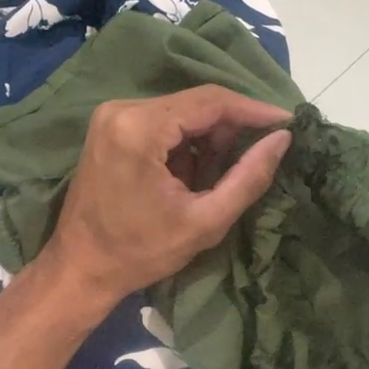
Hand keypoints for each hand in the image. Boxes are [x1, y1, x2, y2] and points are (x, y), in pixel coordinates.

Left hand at [39, 86, 291, 303]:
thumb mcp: (204, 221)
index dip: (253, 110)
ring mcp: (112, 116)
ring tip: (223, 173)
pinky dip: (186, 142)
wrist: (80, 268)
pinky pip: (162, 121)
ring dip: (208, 137)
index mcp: (139, 127)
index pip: (210, 101)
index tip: (288, 123)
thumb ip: (248, 177)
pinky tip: (195, 173)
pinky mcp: (110, 127)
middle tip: (259, 155)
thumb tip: (283, 138)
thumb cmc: (140, 252)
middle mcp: (122, 109)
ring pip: (181, 112)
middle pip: (195, 103)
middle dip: (231, 127)